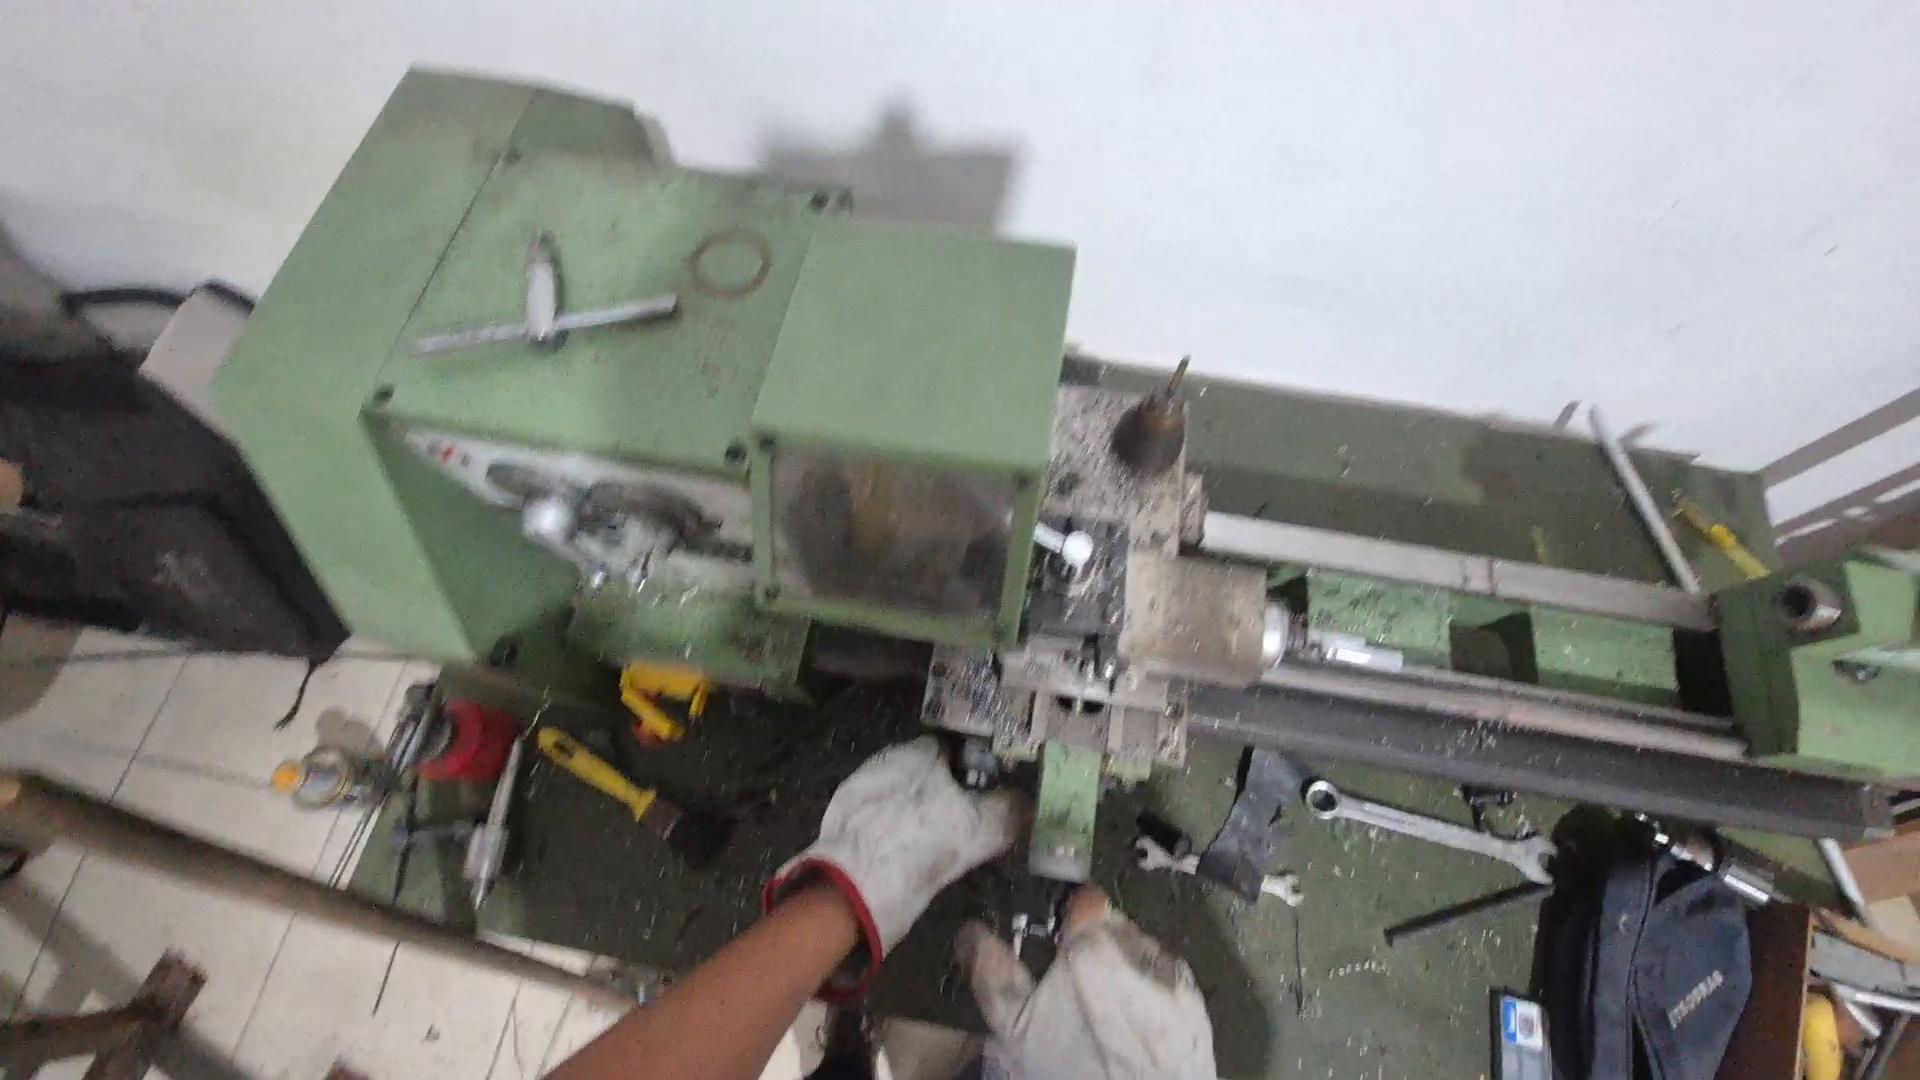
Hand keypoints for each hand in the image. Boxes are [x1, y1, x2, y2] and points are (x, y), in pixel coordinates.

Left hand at [765, 737, 1023, 999]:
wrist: (854, 886)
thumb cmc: (922, 845)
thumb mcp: (979, 832)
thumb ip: (1010, 811)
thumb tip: (1031, 803)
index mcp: (919, 750)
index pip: (952, 747)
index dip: (970, 769)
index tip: (982, 793)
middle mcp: (886, 758)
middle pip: (923, 769)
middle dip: (940, 789)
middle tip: (959, 820)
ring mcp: (858, 785)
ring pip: (898, 792)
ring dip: (912, 809)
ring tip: (928, 842)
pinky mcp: (839, 815)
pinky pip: (875, 815)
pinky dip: (888, 828)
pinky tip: (898, 853)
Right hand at [958, 887, 1215, 1079]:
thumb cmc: (1072, 1073)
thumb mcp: (1017, 1032)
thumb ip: (993, 972)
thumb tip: (969, 930)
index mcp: (1092, 946)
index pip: (1086, 898)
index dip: (1071, 919)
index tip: (1061, 943)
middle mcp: (1138, 948)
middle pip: (1112, 923)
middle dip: (1094, 945)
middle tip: (1077, 988)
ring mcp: (1172, 974)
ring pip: (1138, 949)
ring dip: (1123, 965)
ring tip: (1107, 1012)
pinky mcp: (1196, 1001)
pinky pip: (1165, 977)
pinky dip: (1150, 989)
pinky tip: (1136, 1025)